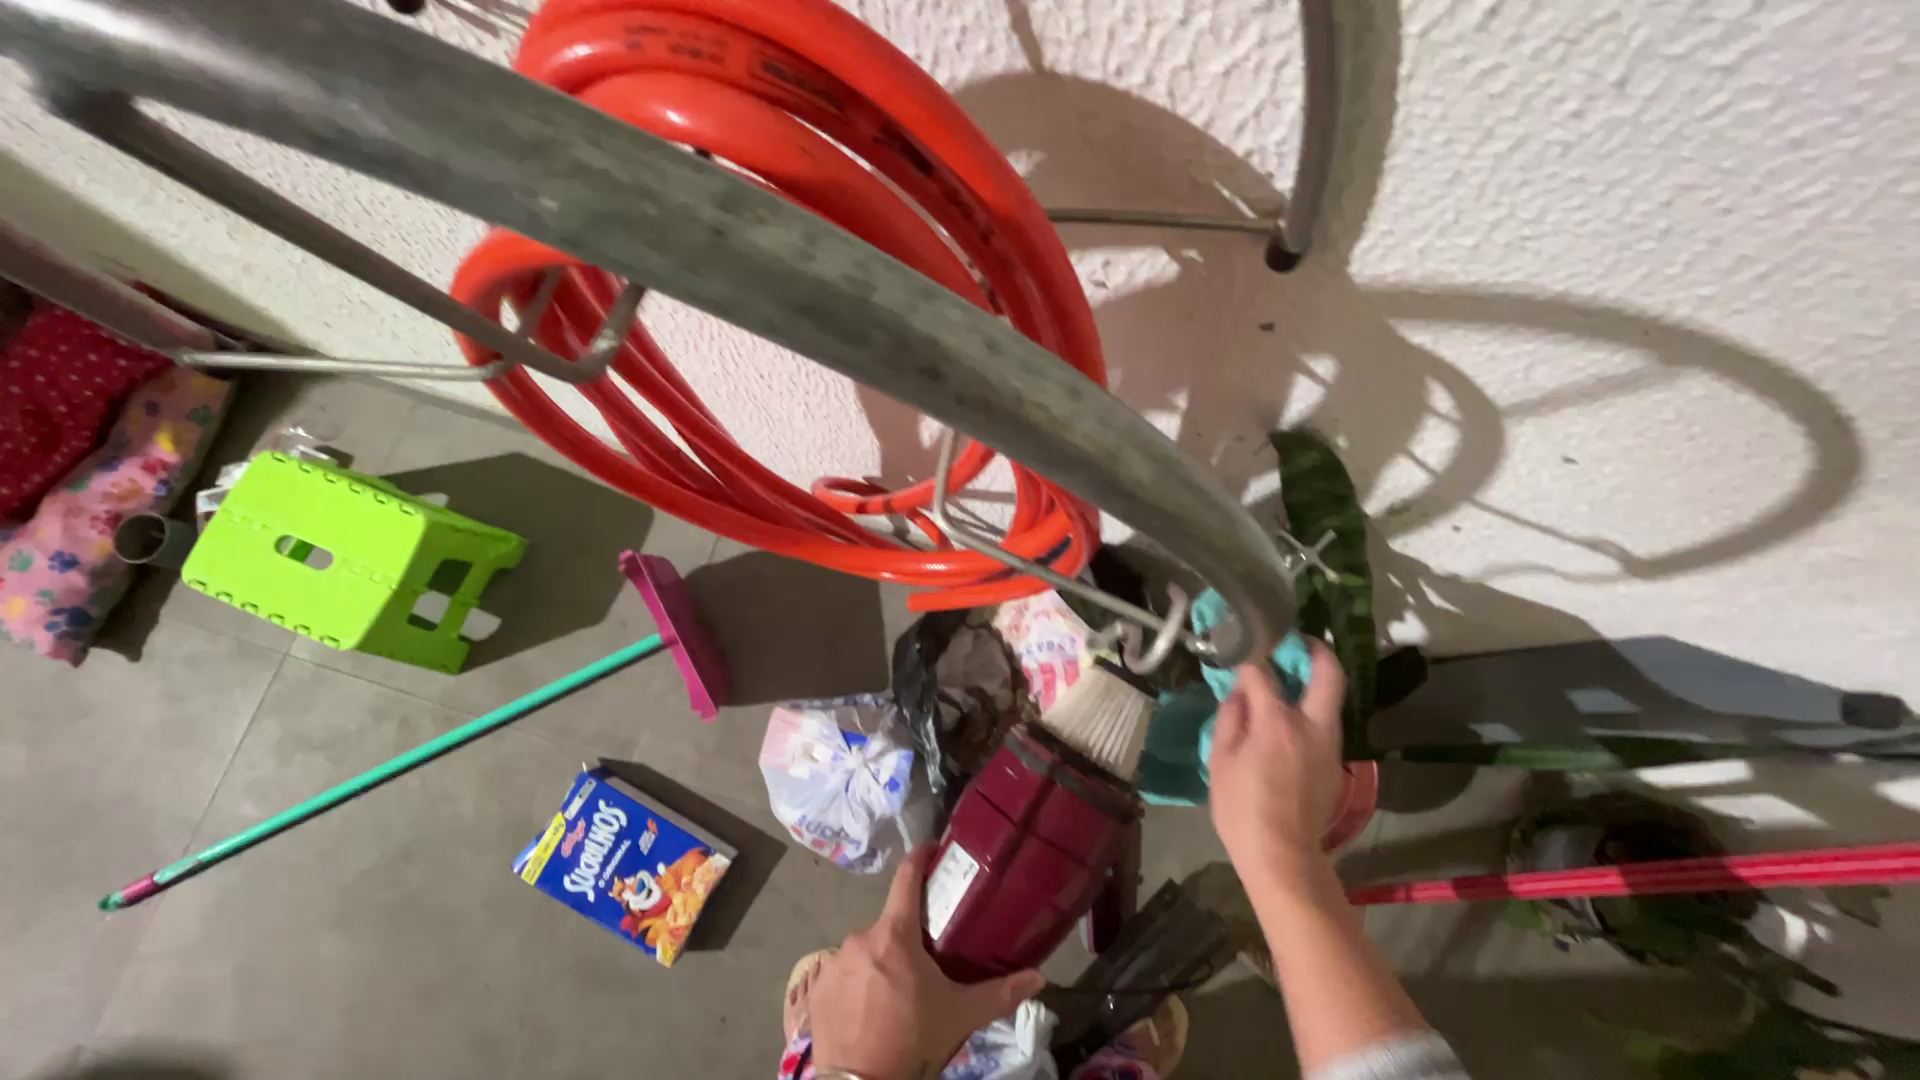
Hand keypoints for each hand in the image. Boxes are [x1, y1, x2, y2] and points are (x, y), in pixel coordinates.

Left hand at [808, 846, 1045, 1079]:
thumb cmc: (912, 1039)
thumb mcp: (960, 1016)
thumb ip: (999, 993)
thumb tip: (1039, 978)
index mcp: (895, 934)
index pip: (907, 878)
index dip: (920, 857)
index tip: (932, 849)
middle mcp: (860, 937)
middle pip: (889, 926)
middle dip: (906, 940)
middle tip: (924, 965)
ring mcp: (834, 963)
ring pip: (864, 952)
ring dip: (879, 965)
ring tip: (895, 997)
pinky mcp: (816, 990)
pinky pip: (842, 976)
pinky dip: (855, 986)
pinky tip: (867, 1011)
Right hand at [1208, 640, 1346, 881]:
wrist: (1282, 856)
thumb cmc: (1241, 809)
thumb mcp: (1221, 761)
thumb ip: (1230, 720)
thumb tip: (1239, 696)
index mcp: (1277, 724)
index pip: (1264, 675)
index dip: (1249, 660)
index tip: (1240, 653)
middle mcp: (1312, 727)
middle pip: (1328, 675)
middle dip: (1316, 651)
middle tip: (1297, 642)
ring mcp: (1330, 747)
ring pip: (1332, 701)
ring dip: (1315, 684)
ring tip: (1290, 681)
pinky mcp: (1335, 765)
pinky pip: (1326, 727)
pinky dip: (1311, 713)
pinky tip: (1291, 723)